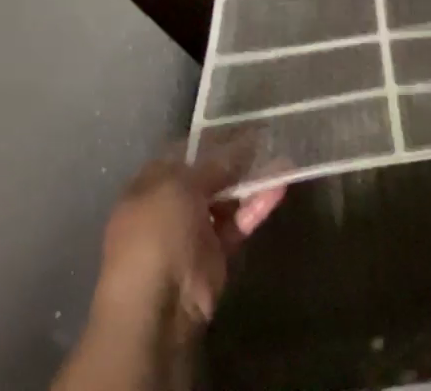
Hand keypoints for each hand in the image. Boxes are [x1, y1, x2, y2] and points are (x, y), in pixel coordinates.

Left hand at [91, 146, 285, 330]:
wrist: (157, 305)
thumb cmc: (155, 235)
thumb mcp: (178, 187)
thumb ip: (211, 165)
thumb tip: (238, 145)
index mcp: (147, 188)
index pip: (179, 156)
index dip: (207, 141)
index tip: (238, 126)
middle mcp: (169, 207)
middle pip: (207, 177)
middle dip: (235, 160)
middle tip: (266, 139)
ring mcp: (193, 231)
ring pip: (227, 199)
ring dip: (252, 181)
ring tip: (282, 159)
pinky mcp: (216, 252)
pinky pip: (239, 221)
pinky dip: (258, 205)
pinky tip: (281, 185)